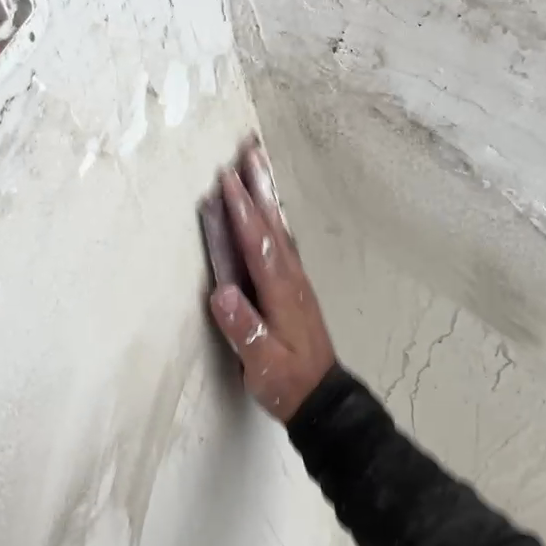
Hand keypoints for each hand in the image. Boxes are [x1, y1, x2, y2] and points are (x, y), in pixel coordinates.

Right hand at [202, 139, 336, 423]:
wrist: (323, 398)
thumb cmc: (288, 383)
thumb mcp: (263, 365)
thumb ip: (244, 330)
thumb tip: (222, 293)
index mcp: (281, 292)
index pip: (257, 243)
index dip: (241, 211)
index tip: (227, 179)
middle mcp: (290, 278)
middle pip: (272, 223)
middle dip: (258, 185)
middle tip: (249, 147)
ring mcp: (295, 281)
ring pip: (278, 227)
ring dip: (267, 194)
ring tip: (257, 164)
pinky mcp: (293, 287)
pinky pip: (281, 241)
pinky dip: (271, 217)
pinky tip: (268, 209)